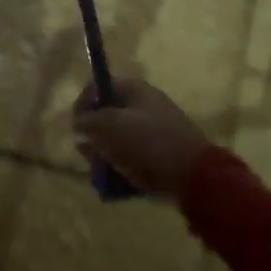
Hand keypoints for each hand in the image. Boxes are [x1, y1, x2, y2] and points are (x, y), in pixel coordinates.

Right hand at [71, 79, 211, 201]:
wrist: (193, 176)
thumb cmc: (148, 144)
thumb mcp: (111, 127)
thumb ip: (89, 121)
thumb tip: (78, 122)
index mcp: (134, 90)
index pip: (99, 87)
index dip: (83, 104)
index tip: (77, 127)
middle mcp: (144, 105)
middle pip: (106, 115)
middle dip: (94, 135)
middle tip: (90, 153)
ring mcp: (153, 130)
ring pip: (117, 139)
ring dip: (104, 155)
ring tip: (101, 172)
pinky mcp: (159, 154)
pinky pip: (131, 157)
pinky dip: (120, 168)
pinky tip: (115, 182)